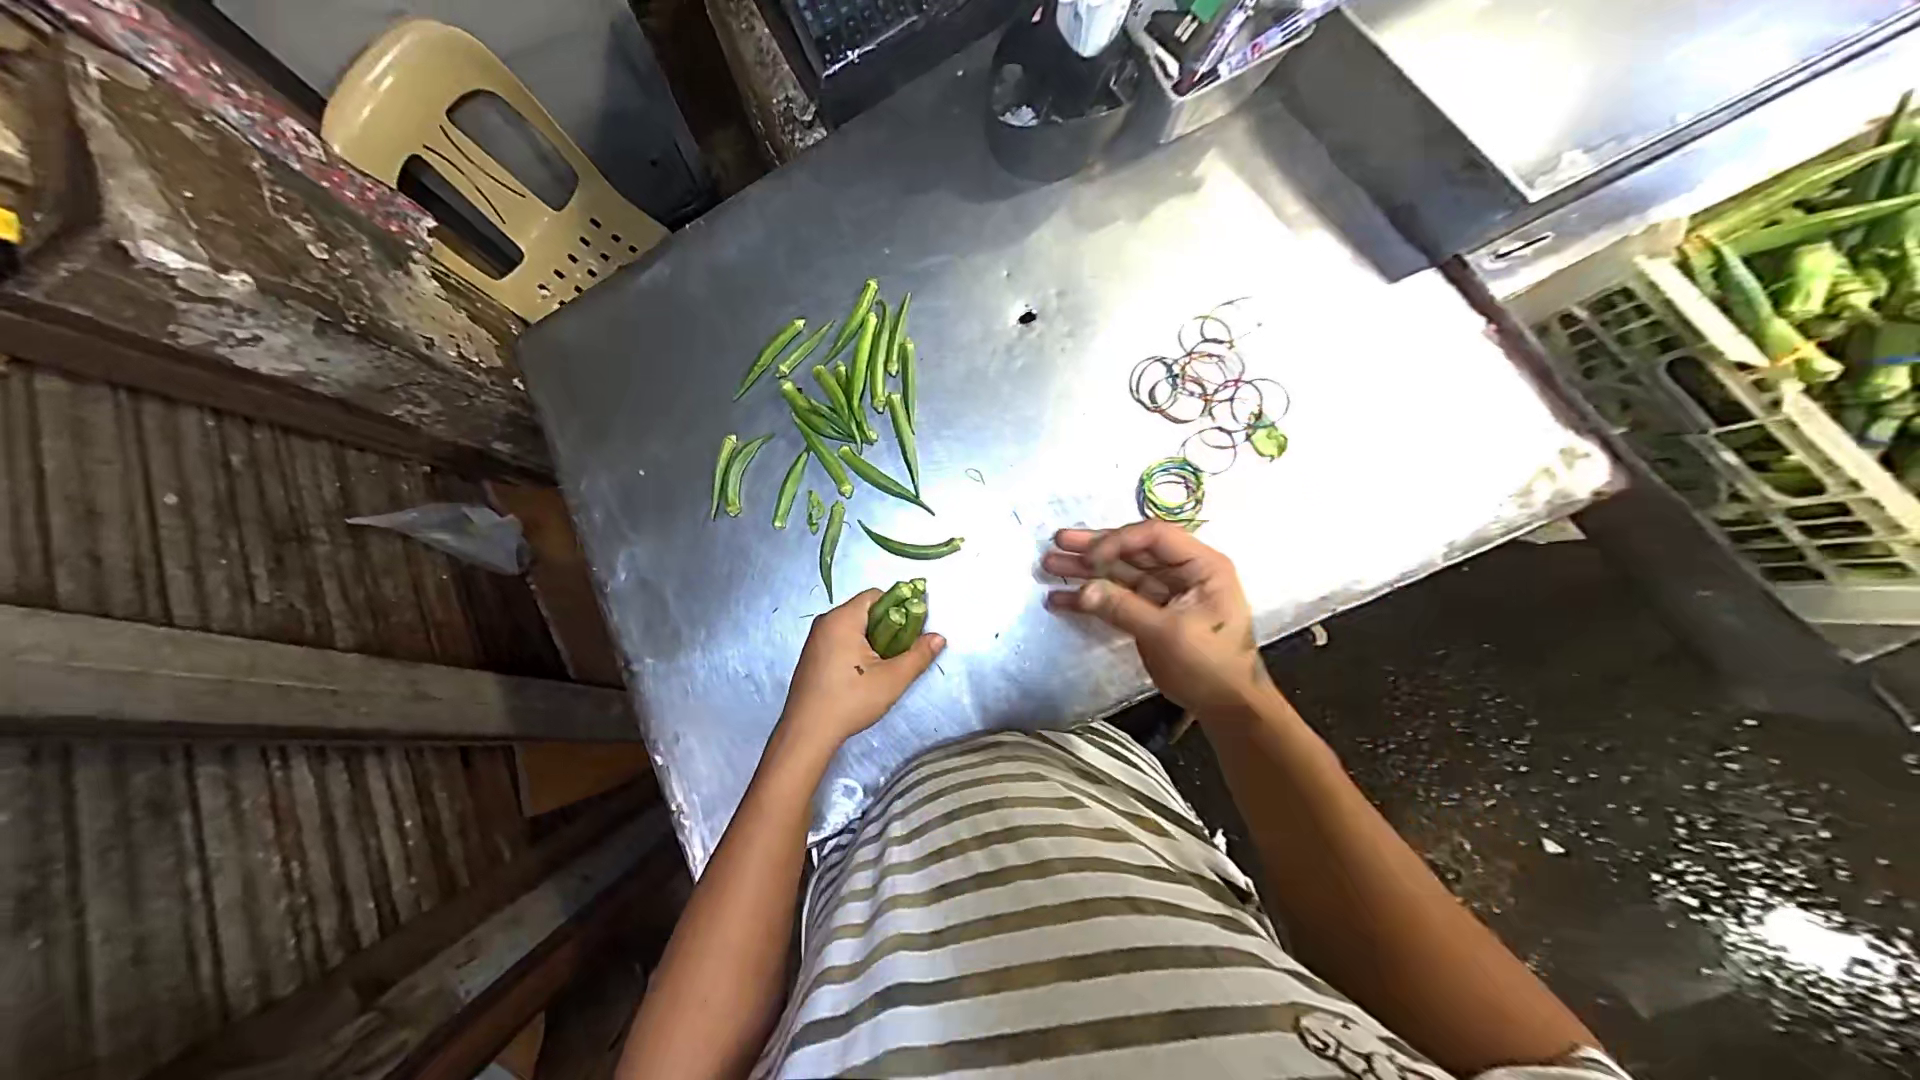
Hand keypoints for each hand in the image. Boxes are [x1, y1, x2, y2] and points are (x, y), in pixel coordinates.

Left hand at [777, 589, 944, 754]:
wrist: (807, 732)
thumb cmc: (850, 700)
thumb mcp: (893, 678)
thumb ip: (919, 654)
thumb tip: (939, 637)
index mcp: (842, 619)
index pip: (876, 596)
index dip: (899, 608)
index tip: (911, 631)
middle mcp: (825, 622)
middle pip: (865, 611)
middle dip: (887, 627)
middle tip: (900, 652)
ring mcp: (815, 639)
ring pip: (853, 627)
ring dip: (873, 640)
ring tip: (883, 667)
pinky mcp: (812, 656)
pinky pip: (840, 640)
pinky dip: (856, 649)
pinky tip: (863, 675)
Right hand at [1043, 521, 1274, 713]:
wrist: (1227, 707)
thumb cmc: (1210, 666)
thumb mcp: (1168, 635)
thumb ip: (1124, 608)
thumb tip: (1082, 590)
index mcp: (1201, 565)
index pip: (1154, 536)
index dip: (1118, 541)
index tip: (1090, 558)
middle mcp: (1182, 571)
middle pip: (1132, 550)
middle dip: (1094, 548)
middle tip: (1057, 542)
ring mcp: (1164, 591)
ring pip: (1120, 572)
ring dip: (1086, 570)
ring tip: (1049, 564)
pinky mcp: (1150, 612)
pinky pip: (1117, 597)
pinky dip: (1091, 598)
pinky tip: (1061, 598)